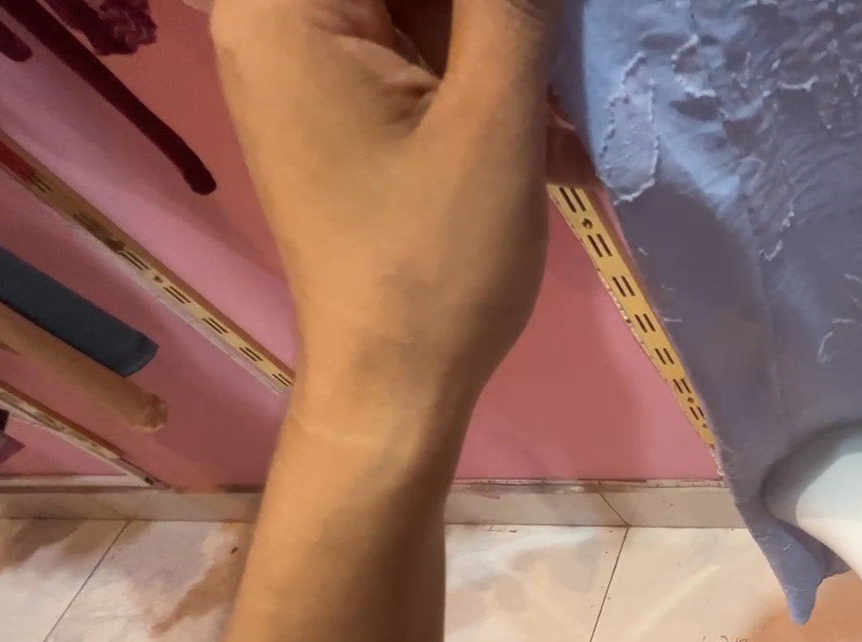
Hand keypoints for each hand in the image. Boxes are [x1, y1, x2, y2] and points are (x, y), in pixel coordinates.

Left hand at [211, 0, 585, 428]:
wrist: (401, 384)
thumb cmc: (439, 264)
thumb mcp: (490, 129)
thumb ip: (511, 12)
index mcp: (289, 5)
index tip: (547, 22)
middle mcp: (284, 24)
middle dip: (503, 17)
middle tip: (573, 45)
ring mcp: (320, 82)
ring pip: (428, 26)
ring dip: (511, 58)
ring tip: (577, 103)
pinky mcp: (355, 130)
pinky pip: (428, 81)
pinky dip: (492, 101)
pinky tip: (557, 140)